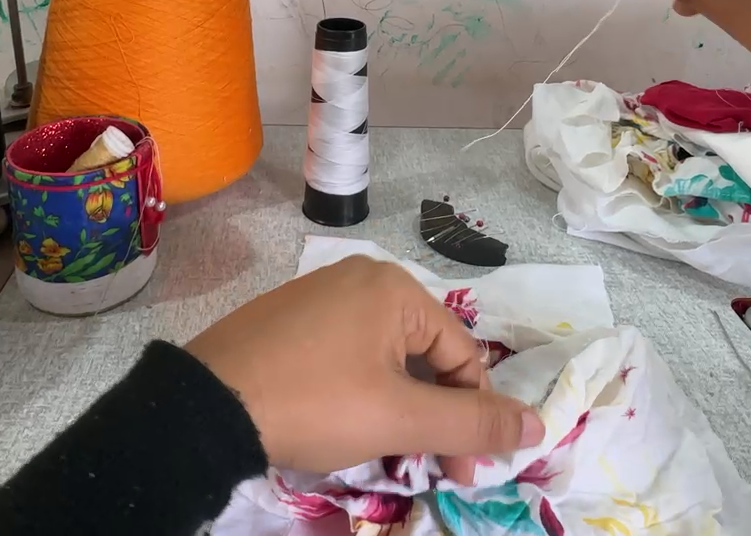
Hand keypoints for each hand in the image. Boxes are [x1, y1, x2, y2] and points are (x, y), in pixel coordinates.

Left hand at [185, 256, 544, 482]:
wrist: (211, 399)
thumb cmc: (316, 401)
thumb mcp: (400, 418)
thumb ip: (472, 422)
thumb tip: (538, 424)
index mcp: (395, 287)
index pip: (462, 352)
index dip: (472, 415)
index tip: (460, 475)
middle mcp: (363, 276)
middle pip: (424, 351)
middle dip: (432, 412)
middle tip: (423, 465)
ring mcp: (324, 291)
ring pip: (386, 352)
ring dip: (398, 403)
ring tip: (383, 448)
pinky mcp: (295, 313)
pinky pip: (349, 347)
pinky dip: (362, 386)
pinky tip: (345, 419)